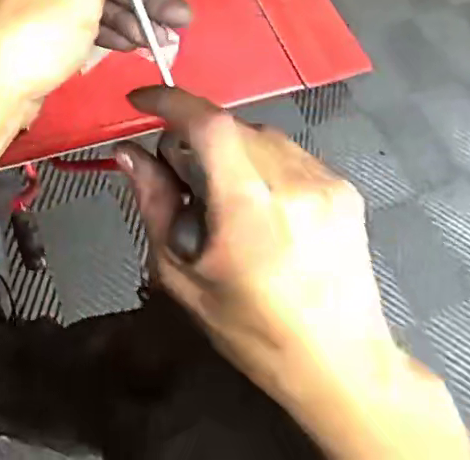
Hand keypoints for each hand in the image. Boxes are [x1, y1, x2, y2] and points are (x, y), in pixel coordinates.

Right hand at [116, 87, 469, 459]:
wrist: (343, 368)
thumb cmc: (252, 328)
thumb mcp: (181, 272)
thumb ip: (153, 202)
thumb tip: (125, 152)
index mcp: (249, 204)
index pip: (207, 122)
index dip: (168, 100)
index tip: (139, 101)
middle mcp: (292, 182)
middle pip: (226, 124)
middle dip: (191, 136)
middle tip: (182, 180)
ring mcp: (325, 182)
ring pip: (256, 133)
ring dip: (226, 147)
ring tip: (224, 196)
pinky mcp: (344, 188)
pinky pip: (286, 150)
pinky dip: (259, 160)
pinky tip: (260, 203)